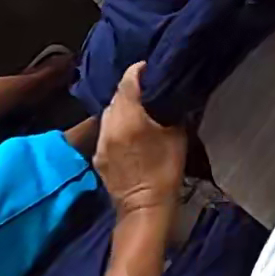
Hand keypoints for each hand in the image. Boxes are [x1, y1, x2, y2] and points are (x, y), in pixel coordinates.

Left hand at [94, 63, 186, 218]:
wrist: (145, 208)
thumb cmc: (166, 170)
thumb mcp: (177, 135)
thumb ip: (171, 110)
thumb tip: (170, 94)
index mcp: (130, 117)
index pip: (128, 81)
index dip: (138, 70)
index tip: (148, 67)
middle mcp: (110, 125)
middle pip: (116, 96)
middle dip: (129, 88)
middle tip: (146, 87)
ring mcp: (100, 141)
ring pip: (108, 112)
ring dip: (121, 107)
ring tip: (137, 108)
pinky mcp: (97, 155)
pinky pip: (105, 131)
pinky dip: (115, 125)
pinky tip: (127, 132)